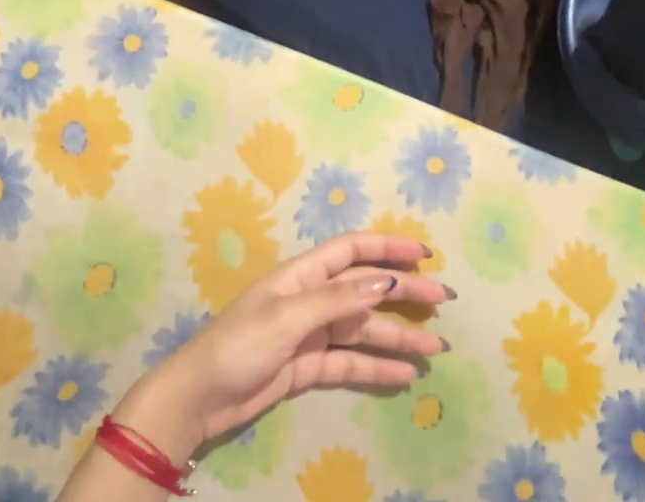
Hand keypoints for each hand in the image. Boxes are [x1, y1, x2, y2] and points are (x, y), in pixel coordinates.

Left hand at [131, 232, 451, 451]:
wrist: (199, 397)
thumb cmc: (238, 345)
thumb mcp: (287, 317)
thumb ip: (337, 299)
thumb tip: (385, 280)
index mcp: (303, 275)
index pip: (353, 249)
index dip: (389, 246)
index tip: (426, 254)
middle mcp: (312, 298)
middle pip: (367, 288)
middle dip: (406, 292)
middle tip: (444, 300)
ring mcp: (313, 333)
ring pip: (365, 329)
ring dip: (400, 336)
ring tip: (436, 349)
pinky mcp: (310, 366)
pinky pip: (352, 362)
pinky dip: (379, 367)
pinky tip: (406, 374)